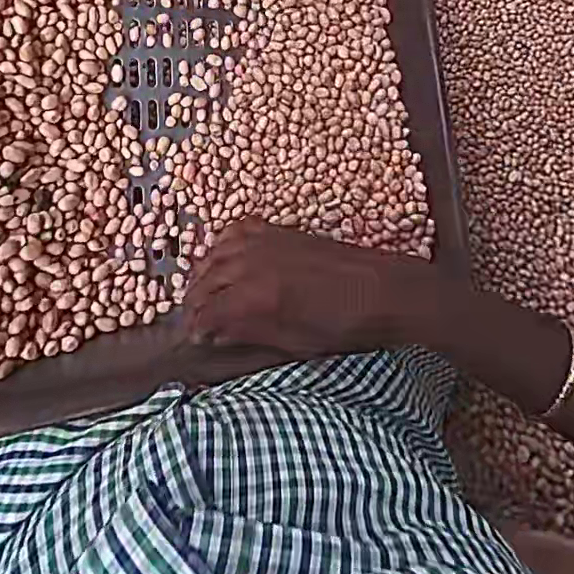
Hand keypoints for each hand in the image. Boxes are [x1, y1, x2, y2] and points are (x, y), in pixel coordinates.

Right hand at [182, 219, 441, 358]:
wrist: (379, 289)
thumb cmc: (343, 325)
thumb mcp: (294, 343)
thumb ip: (250, 333)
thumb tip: (216, 334)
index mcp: (256, 297)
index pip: (208, 312)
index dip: (197, 328)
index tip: (195, 339)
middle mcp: (252, 263)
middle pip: (205, 281)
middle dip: (194, 303)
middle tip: (194, 320)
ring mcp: (263, 242)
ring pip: (214, 254)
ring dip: (203, 275)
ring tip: (202, 293)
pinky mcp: (276, 230)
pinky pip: (235, 231)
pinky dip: (222, 245)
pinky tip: (223, 258)